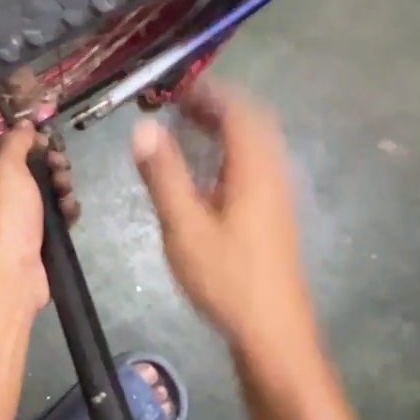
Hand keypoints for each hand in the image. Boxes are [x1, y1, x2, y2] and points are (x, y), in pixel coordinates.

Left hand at [0, 122, 50, 317]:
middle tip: (61, 168)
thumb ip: (15, 143)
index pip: (4, 146)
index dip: (27, 139)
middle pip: (29, 167)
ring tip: (66, 194)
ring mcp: (18, 217)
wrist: (11, 274)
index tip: (47, 139)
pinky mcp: (37, 237)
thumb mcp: (7, 170)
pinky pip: (56, 215)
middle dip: (50, 164)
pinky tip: (71, 212)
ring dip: (61, 186)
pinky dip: (66, 210)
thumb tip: (23, 123)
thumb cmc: (6, 216)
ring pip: (46, 190)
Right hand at [130, 82, 312, 348]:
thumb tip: (143, 127)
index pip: (239, 112)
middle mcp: (272, 175)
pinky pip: (252, 165)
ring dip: (222, 129)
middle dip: (215, 106)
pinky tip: (202, 172)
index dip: (209, 93)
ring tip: (184, 128)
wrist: (271, 331)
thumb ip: (163, 174)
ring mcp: (276, 196)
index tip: (174, 87)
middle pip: (251, 124)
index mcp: (254, 171)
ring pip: (254, 146)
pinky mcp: (272, 216)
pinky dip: (226, 152)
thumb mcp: (184, 225)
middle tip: (176, 103)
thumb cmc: (226, 277)